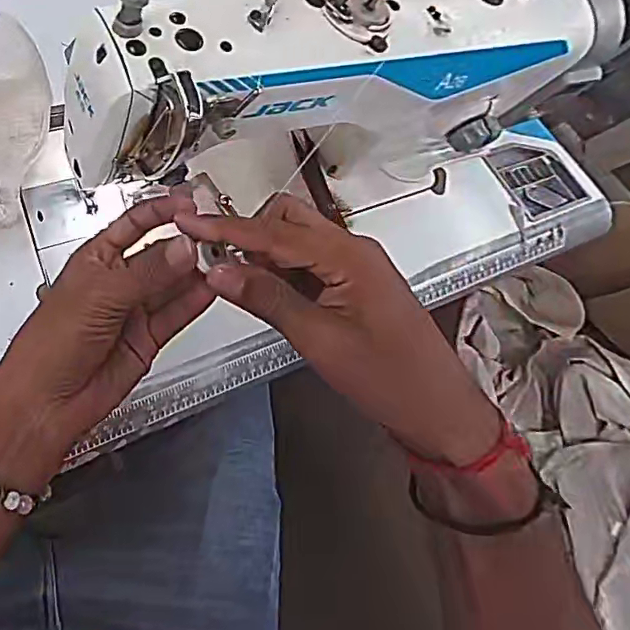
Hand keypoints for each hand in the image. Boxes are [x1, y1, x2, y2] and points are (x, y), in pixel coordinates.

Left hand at [0, 190, 215, 487]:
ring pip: (172, 283)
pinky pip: (176, 313)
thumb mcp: (99, 296)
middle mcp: (115, 281)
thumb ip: (146, 272)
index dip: (161, 211)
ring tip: (220, 259)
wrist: (45, 402)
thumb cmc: (48, 344)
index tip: (189, 202)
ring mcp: (132, 310)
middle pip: (159, 252)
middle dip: (185, 242)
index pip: (134, 224)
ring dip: (195, 271)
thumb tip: (180, 248)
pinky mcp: (146, 338)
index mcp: (95, 259)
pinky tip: (211, 287)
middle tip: (213, 235)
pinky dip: (195, 300)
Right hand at [173, 192, 501, 464]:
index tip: (191, 223)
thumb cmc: (391, 379)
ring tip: (233, 279)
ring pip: (295, 237)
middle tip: (213, 255)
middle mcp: (353, 249)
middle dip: (247, 232)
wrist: (439, 410)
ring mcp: (354, 264)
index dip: (226, 228)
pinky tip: (263, 291)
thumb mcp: (319, 340)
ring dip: (262, 252)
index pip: (273, 233)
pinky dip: (279, 269)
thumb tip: (220, 272)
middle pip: (286, 218)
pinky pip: (306, 260)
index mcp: (349, 256)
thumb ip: (266, 299)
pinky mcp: (352, 281)